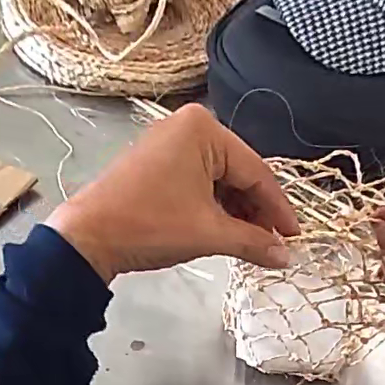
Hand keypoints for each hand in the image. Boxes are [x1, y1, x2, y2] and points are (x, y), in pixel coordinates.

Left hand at [46, 103, 298, 281]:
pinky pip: (201, 184)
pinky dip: (217, 209)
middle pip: (240, 174)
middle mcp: (189, 127)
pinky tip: (226, 231)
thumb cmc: (150, 225)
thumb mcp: (210, 234)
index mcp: (204, 130)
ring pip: (222, 181)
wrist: (90, 237)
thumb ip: (253, 243)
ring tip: (251, 244)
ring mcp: (172, 144)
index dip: (278, 209)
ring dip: (238, 213)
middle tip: (273, 245)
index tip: (294, 237)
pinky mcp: (159, 164)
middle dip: (257, 212)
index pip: (257, 172)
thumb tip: (284, 257)